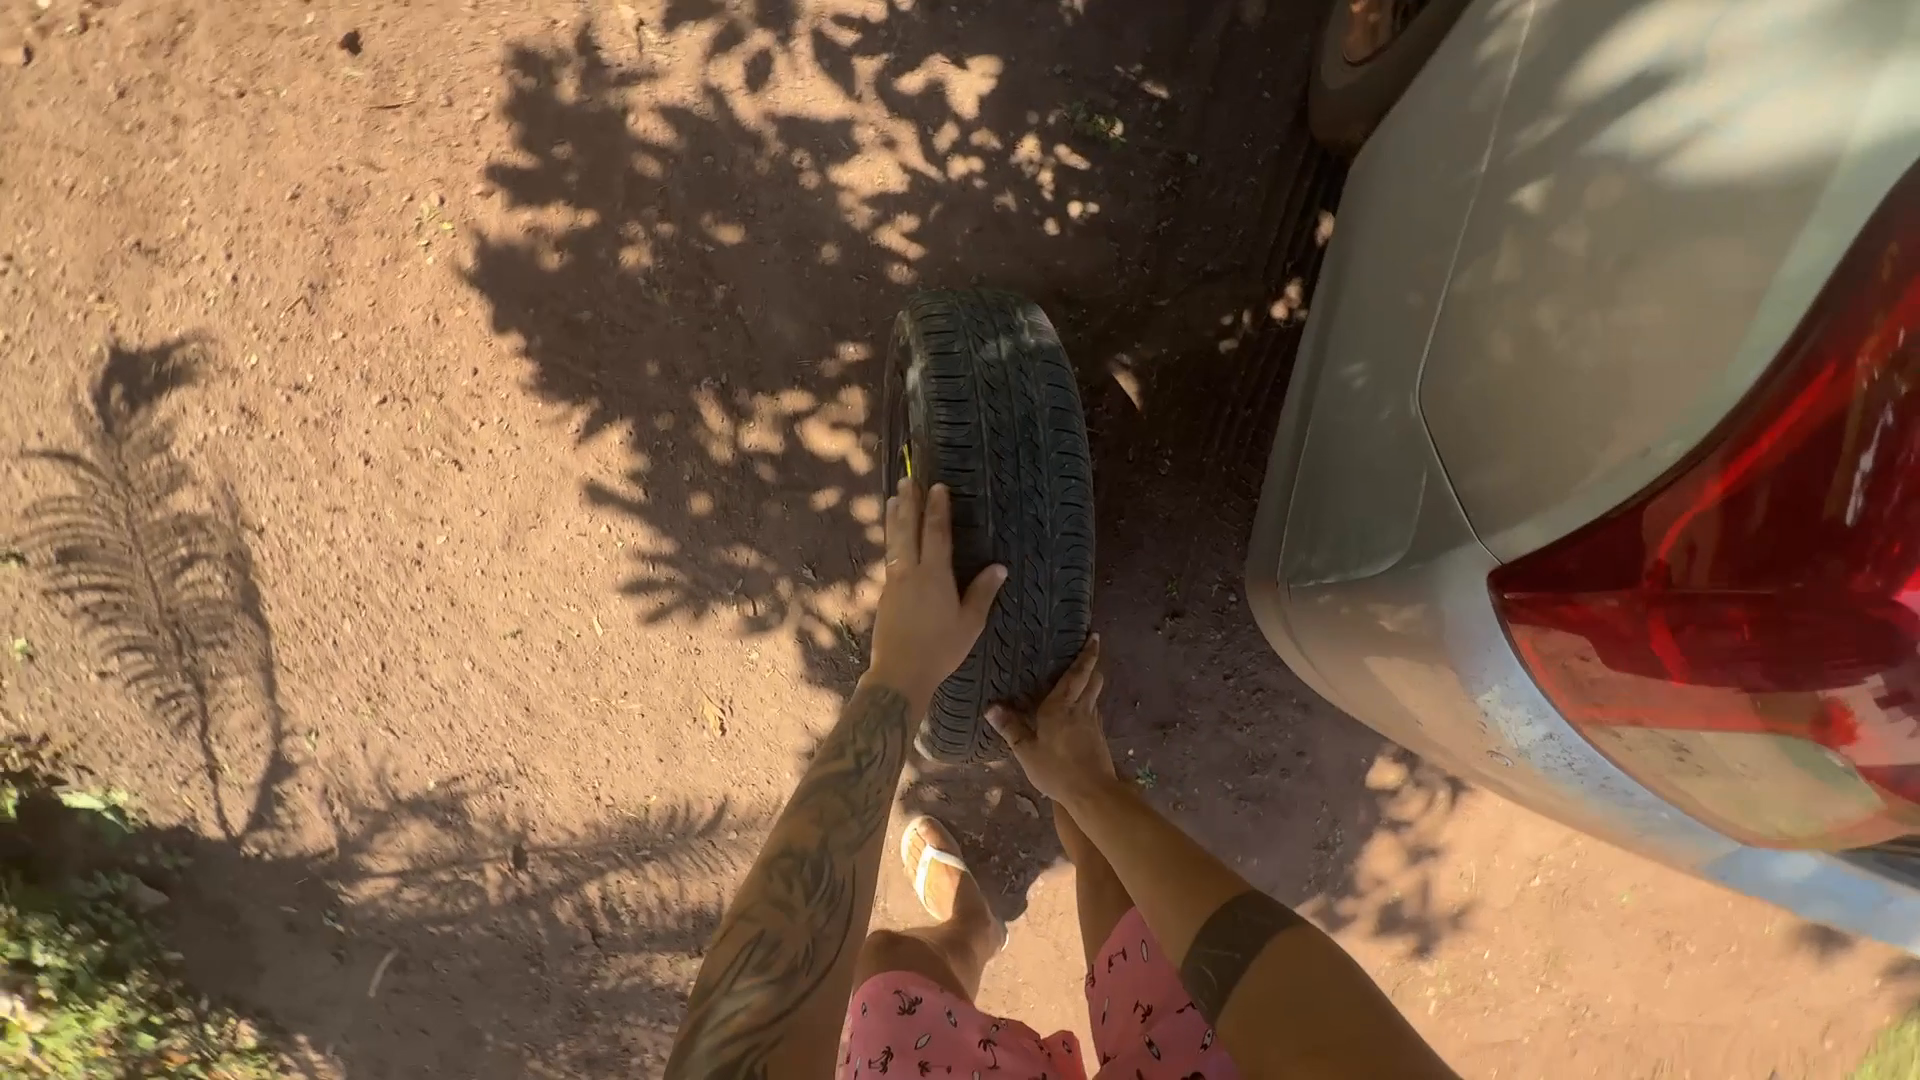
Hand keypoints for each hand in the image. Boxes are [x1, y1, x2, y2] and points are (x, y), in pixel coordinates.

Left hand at [864, 478, 1007, 712]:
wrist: (899, 674)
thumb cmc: (940, 650)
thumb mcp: (970, 623)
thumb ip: (983, 592)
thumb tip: (1000, 567)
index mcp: (934, 576)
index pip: (936, 533)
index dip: (937, 508)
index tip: (938, 486)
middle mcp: (910, 573)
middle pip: (908, 530)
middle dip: (909, 503)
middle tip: (908, 480)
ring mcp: (893, 583)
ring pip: (893, 543)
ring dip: (894, 518)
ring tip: (894, 499)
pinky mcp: (883, 596)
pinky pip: (889, 559)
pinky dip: (891, 542)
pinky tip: (892, 541)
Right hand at [985, 635, 1116, 804]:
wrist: (1093, 794)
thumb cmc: (1056, 770)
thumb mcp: (1026, 751)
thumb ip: (1010, 728)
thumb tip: (991, 707)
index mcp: (1061, 706)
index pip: (1077, 673)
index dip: (1087, 654)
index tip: (1093, 636)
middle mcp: (1081, 708)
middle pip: (1093, 679)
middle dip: (1092, 664)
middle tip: (1088, 652)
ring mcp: (1093, 722)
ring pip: (1095, 694)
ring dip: (1091, 682)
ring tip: (1081, 678)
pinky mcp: (1099, 736)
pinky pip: (1094, 710)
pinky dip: (1089, 702)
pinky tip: (1079, 712)